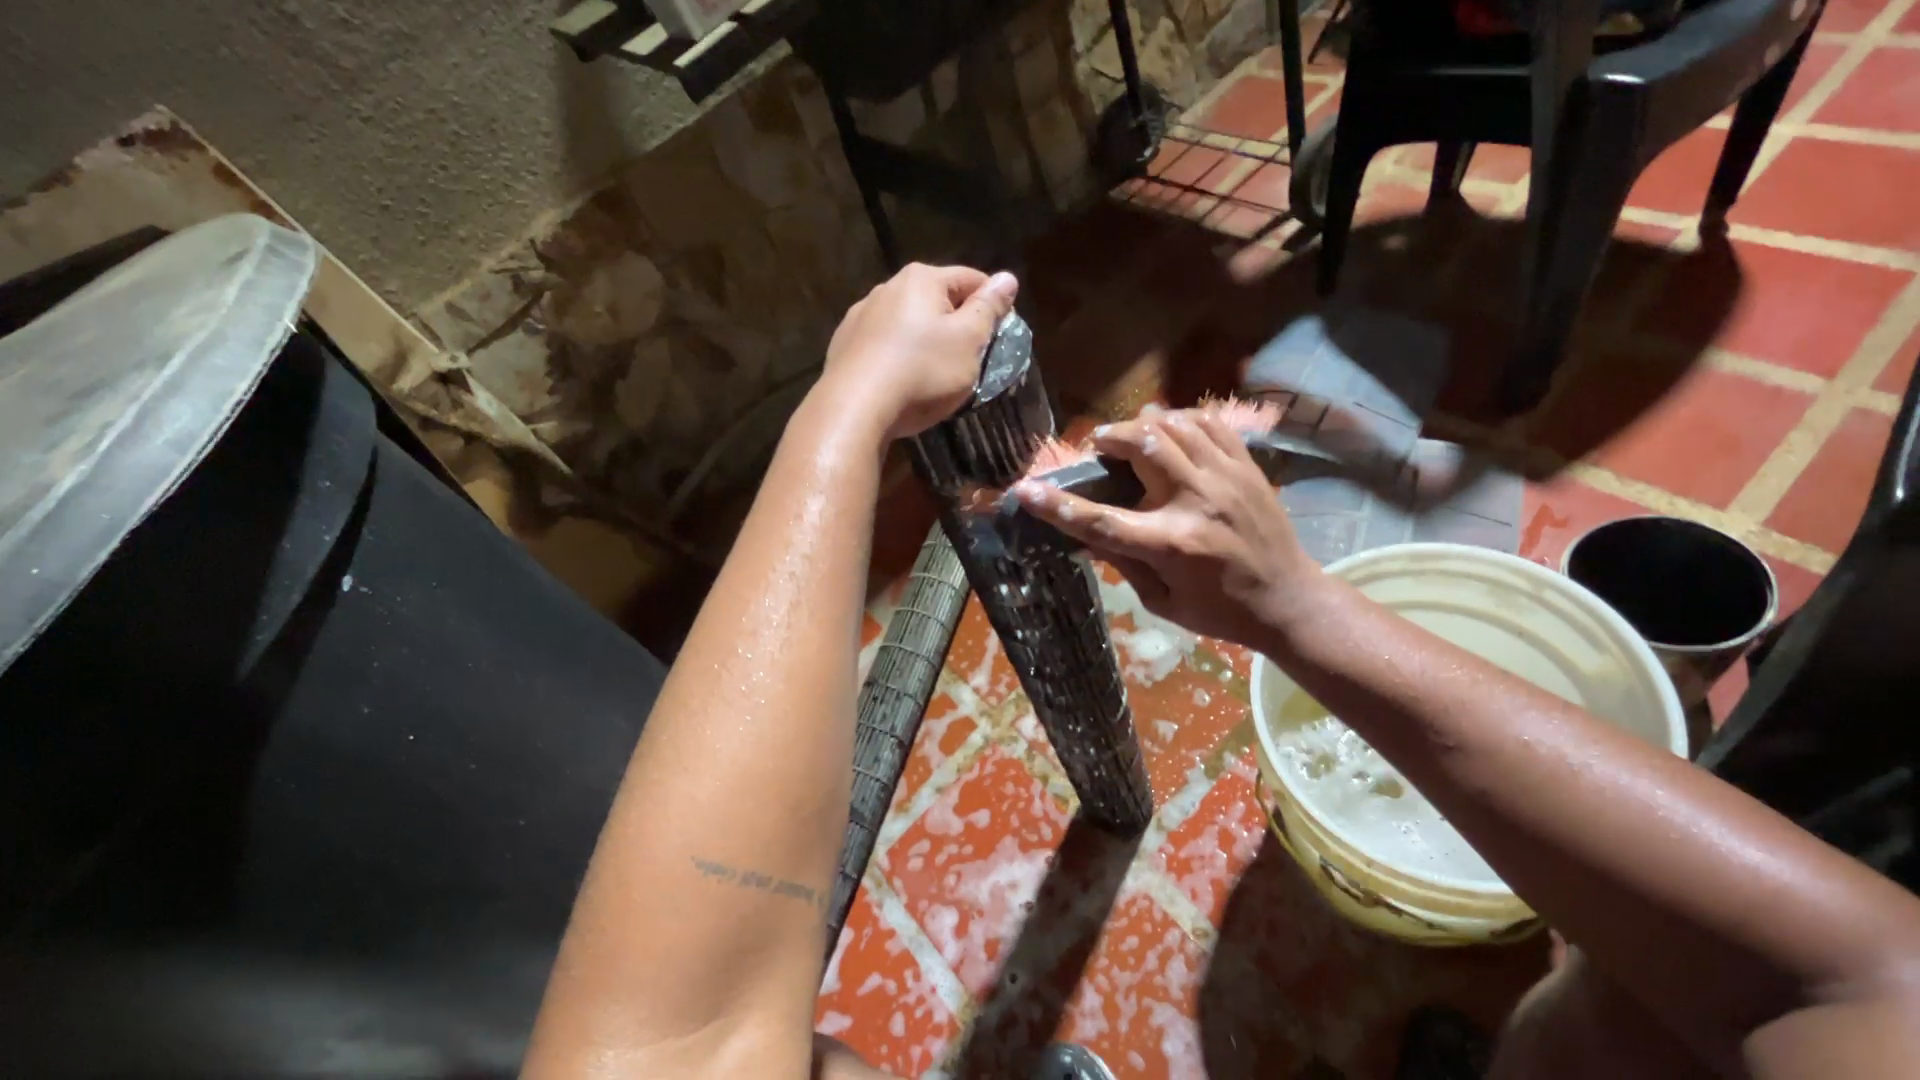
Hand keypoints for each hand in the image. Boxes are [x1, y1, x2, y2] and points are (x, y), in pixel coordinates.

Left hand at [815, 264, 1019, 440]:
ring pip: (907, 322)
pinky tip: (900, 381)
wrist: (855, 408)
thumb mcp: (968, 341)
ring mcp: (860, 315)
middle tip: (969, 360)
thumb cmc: (922, 372)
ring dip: (925, 340)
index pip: (972, 279)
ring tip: (933, 374)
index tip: (998, 337)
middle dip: (956, 325)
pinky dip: (898, 356)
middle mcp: (887, 287)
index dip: (992, 306)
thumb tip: (1006, 278)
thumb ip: (988, 308)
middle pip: (937, 300)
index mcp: (922, 279)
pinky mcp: (844, 344)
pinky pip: (884, 344)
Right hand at [1010, 408, 1322, 648]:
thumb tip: (1085, 533)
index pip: (1100, 520)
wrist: (1289, 601)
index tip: (1025, 490)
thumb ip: (1123, 561)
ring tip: (1132, 437)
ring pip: (1174, 425)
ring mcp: (1227, 478)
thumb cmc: (1219, 611)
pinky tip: (1171, 431)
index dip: (1057, 505)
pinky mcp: (1247, 466)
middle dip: (1109, 439)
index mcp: (1171, 545)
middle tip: (1100, 448)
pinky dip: (1182, 419)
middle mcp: (1197, 503)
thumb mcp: (1162, 601)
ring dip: (1143, 425)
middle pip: (1142, 446)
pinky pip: (1209, 423)